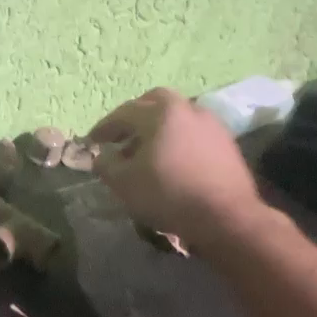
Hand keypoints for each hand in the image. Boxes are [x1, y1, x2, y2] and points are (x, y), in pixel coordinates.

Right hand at [89, 88, 267, 245]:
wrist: (222, 213)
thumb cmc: (166, 194)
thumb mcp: (123, 183)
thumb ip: (106, 165)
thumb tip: (102, 156)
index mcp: (160, 113)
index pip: (124, 112)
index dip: (104, 127)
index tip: (91, 141)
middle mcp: (187, 108)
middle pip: (155, 102)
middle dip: (134, 116)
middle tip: (120, 136)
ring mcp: (210, 122)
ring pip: (176, 115)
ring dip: (156, 127)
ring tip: (144, 151)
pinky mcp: (224, 140)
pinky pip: (191, 131)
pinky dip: (175, 138)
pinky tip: (169, 160)